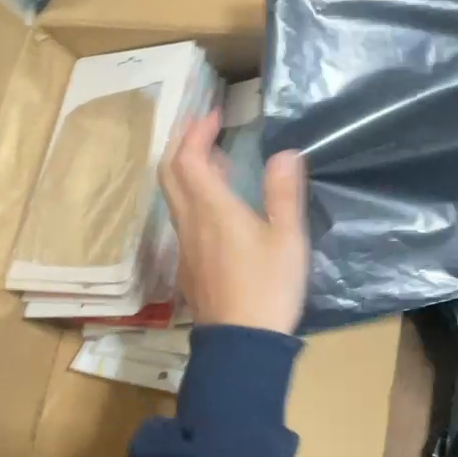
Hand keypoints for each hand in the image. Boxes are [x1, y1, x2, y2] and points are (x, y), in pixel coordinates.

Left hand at [160, 110, 308, 335]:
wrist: (241, 343)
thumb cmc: (268, 288)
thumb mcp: (288, 239)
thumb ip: (284, 193)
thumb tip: (284, 153)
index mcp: (212, 209)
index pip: (190, 157)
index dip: (197, 131)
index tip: (214, 113)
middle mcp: (190, 222)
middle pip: (170, 172)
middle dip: (181, 142)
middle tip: (202, 125)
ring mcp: (186, 245)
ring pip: (173, 195)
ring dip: (185, 167)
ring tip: (212, 157)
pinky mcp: (190, 264)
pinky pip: (182, 215)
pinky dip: (192, 193)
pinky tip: (216, 203)